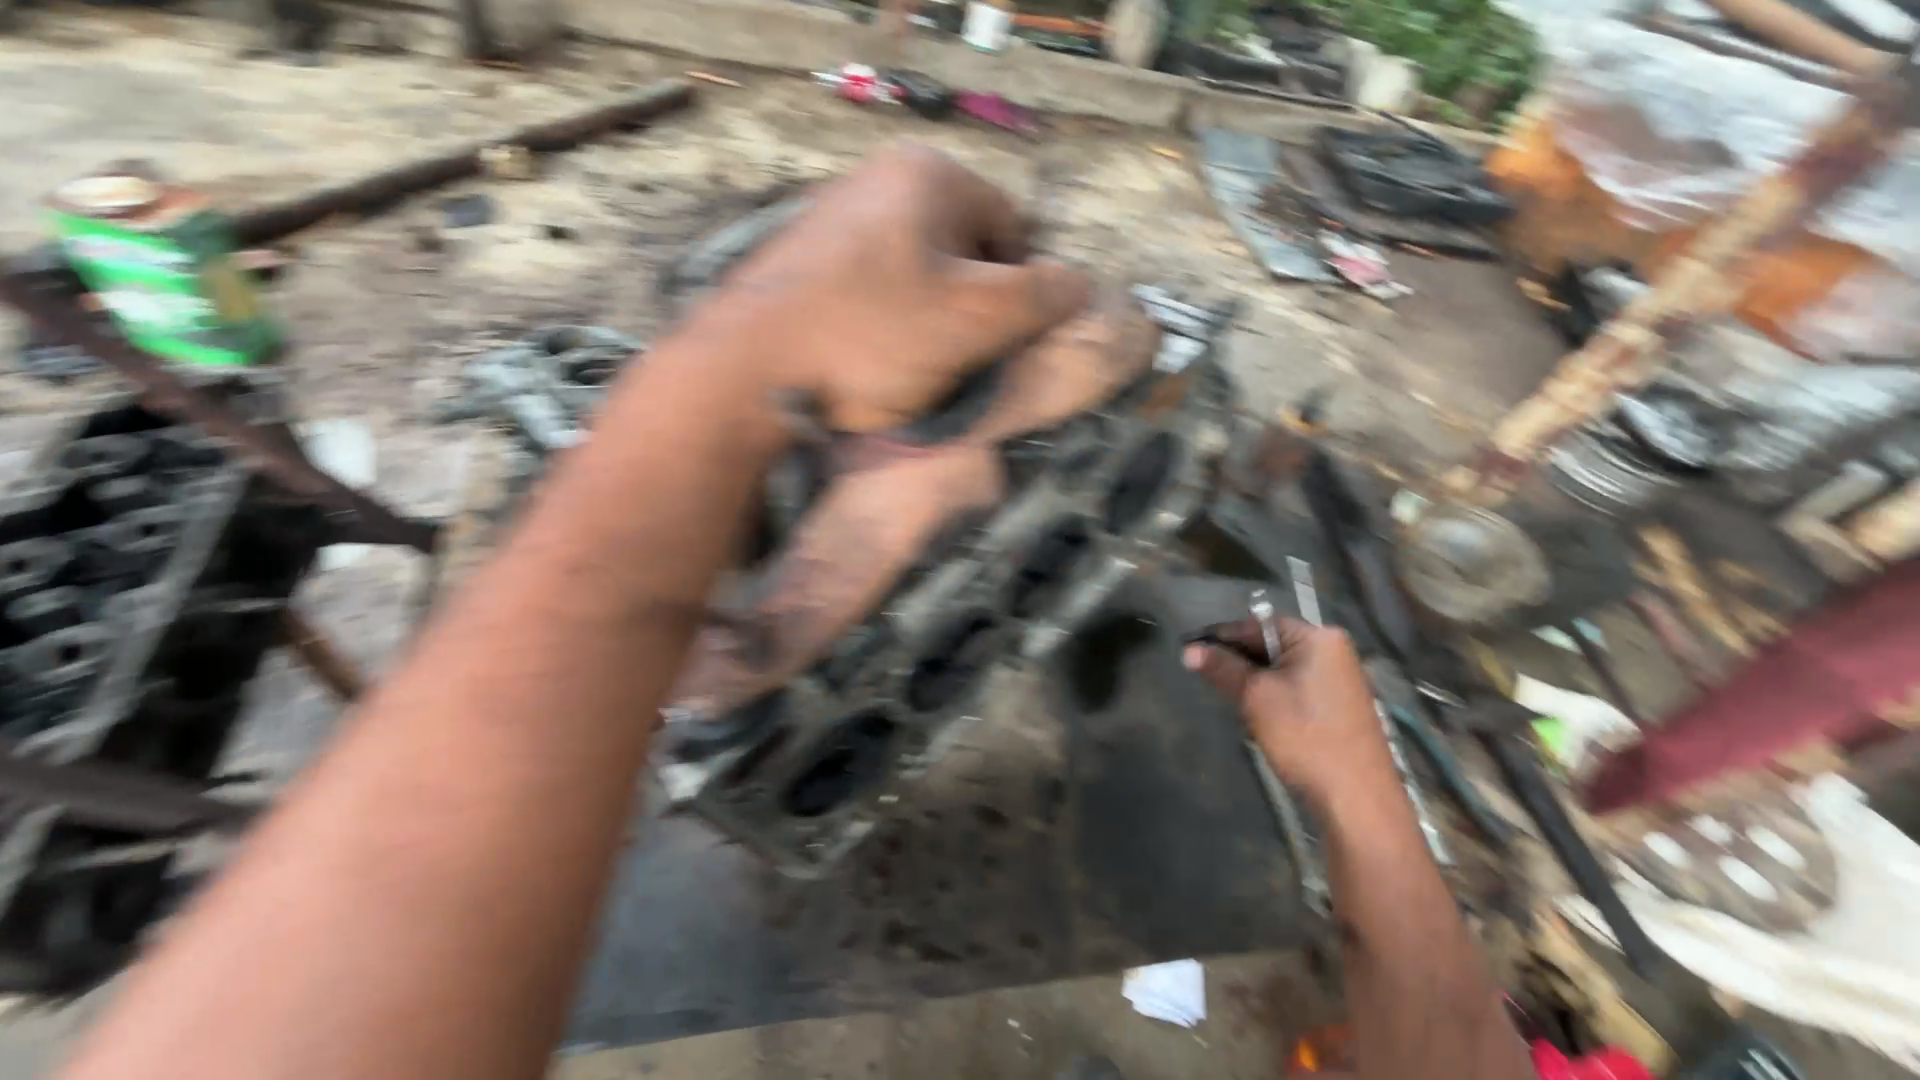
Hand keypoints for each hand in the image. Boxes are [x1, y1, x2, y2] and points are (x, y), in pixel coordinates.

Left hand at [702, 143, 1091, 432]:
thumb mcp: (977, 319)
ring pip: (917, 279)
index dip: (1021, 295)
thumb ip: (1044, 297)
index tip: (998, 345)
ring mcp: (834, 219)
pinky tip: (864, 364)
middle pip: (964, 254)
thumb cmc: (871, 336)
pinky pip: (870, 293)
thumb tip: (1079, 285)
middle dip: (969, 311)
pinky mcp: (802, 261)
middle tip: (954, 363)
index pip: (1014, 231)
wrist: (745, 370)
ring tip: (905, 371)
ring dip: (927, 326)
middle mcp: (880, 181)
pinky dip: (881, 328)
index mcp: (931, 176)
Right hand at [1183, 617, 1397, 803]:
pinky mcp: (1340, 707)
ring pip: (1282, 670)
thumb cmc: (1304, 737)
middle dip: (1239, 663)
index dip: (1222, 637)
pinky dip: (1274, 698)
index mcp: (1319, 638)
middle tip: (1207, 680)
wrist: (1357, 798)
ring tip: (1233, 705)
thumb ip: (1222, 668)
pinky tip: (1260, 721)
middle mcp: (1334, 651)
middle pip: (1271, 646)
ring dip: (1255, 684)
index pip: (1258, 625)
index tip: (1190, 650)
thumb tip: (1189, 650)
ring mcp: (1341, 680)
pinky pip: (1297, 689)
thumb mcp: (1256, 697)